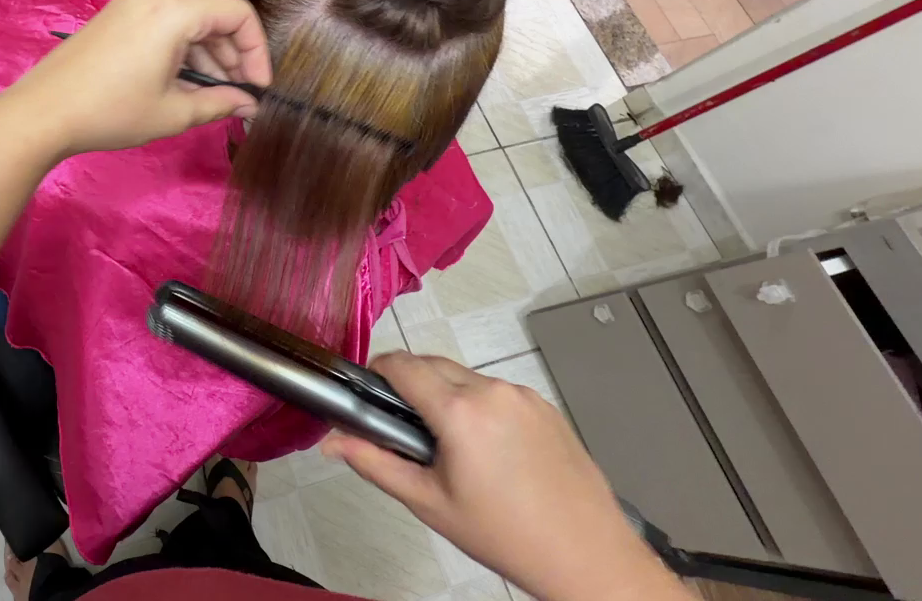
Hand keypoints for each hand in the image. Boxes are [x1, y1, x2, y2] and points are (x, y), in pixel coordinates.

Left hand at [0, 0, 271, 156]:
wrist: (42, 112)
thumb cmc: (111, 111)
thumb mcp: (174, 112)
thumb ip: (221, 102)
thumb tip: (250, 104)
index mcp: (173, 9)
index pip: (237, 15)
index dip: (257, 52)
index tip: (258, 87)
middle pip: (212, 17)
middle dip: (230, 59)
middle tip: (237, 99)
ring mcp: (132, 1)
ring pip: (188, 23)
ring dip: (206, 58)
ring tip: (210, 99)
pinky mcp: (117, 14)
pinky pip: (164, 25)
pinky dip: (180, 51)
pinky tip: (182, 85)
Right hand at [321, 355, 692, 600]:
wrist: (591, 558)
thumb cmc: (503, 535)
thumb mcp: (430, 504)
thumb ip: (375, 463)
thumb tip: (330, 442)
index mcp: (459, 411)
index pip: (401, 364)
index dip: (377, 372)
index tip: (369, 393)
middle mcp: (491, 389)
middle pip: (431, 363)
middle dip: (409, 383)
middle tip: (405, 427)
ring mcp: (522, 394)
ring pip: (463, 376)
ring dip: (444, 393)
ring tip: (450, 443)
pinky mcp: (545, 404)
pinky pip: (495, 390)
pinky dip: (478, 404)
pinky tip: (488, 447)